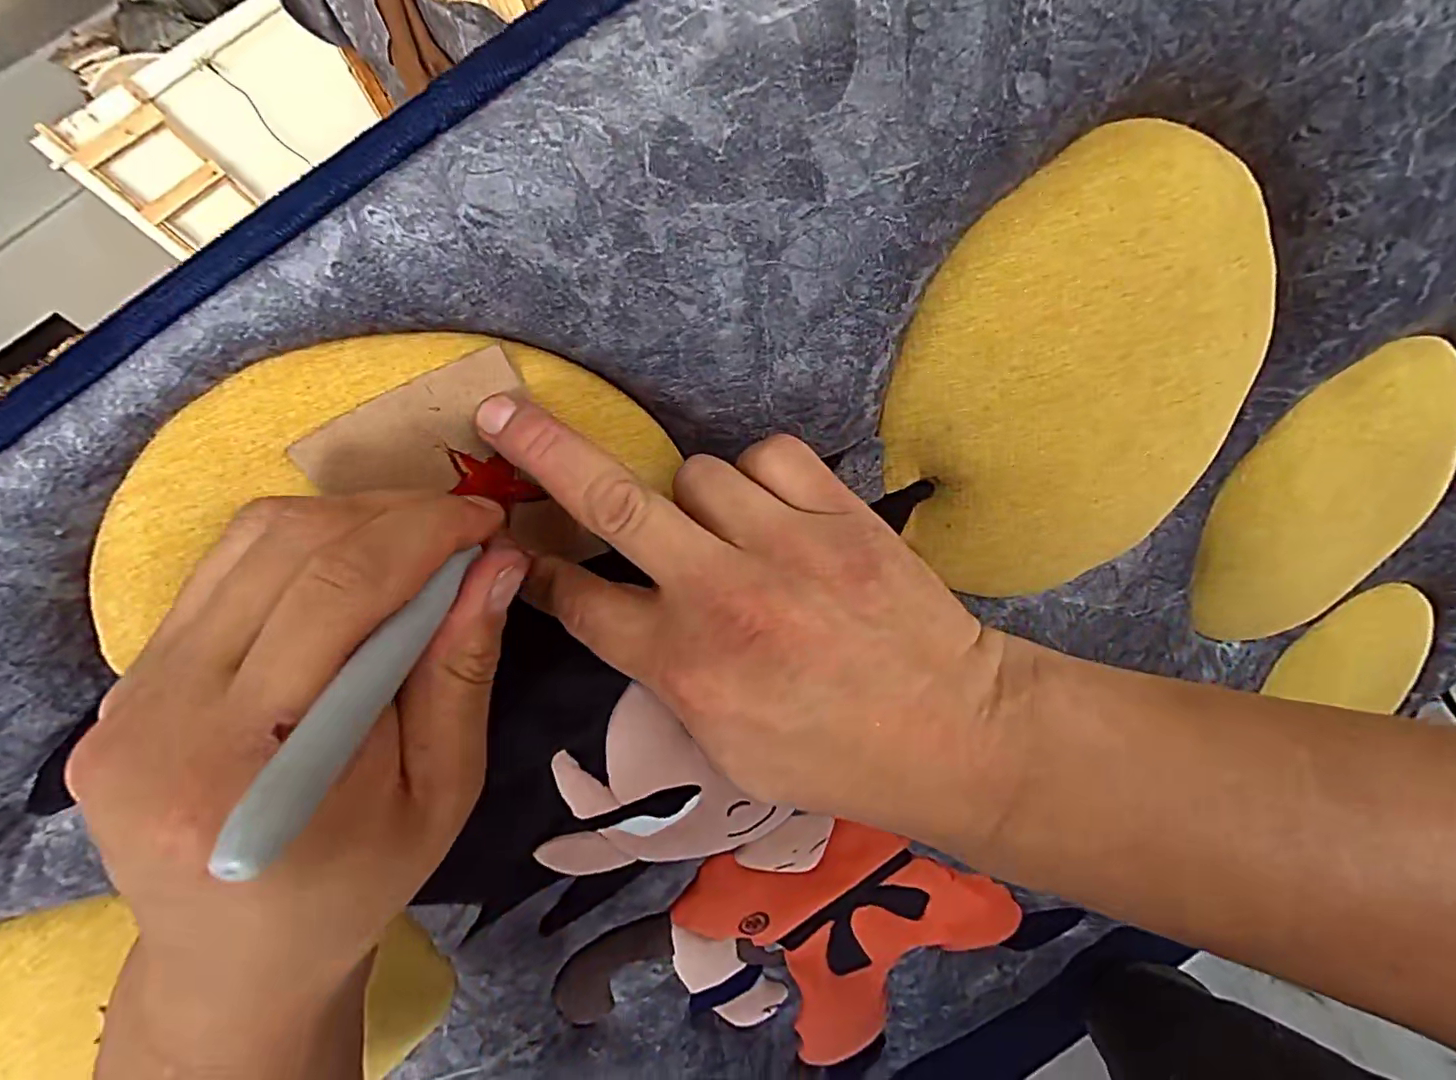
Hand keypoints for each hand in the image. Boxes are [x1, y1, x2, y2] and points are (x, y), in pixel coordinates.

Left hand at [69, 492, 527, 1076]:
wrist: (237, 956)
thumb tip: (497, 565)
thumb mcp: (443, 789)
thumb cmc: (359, 884)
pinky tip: (357, 562)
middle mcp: (161, 715)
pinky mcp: (126, 681)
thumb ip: (462, 670)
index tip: (487, 520)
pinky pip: (226, 570)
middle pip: (289, 550)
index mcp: (245, 768)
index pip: (338, 595)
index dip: (422, 534)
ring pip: (251, 542)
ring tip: (418, 537)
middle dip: (395, 515)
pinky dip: (306, 544)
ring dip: (351, 518)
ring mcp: (128, 694)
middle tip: (464, 523)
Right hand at [475, 396, 1020, 852]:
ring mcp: (783, 544)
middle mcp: (720, 594)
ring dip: (694, 496)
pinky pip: (769, 454)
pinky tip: (773, 508)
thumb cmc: (831, 755)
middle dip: (545, 451)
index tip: (512, 546)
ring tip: (728, 531)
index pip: (580, 600)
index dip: (536, 571)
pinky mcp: (839, 513)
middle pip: (611, 504)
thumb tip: (625, 614)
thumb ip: (665, 674)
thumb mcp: (723, 743)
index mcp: (684, 666)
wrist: (952, 730)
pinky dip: (758, 475)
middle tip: (503, 412)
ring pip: (696, 472)